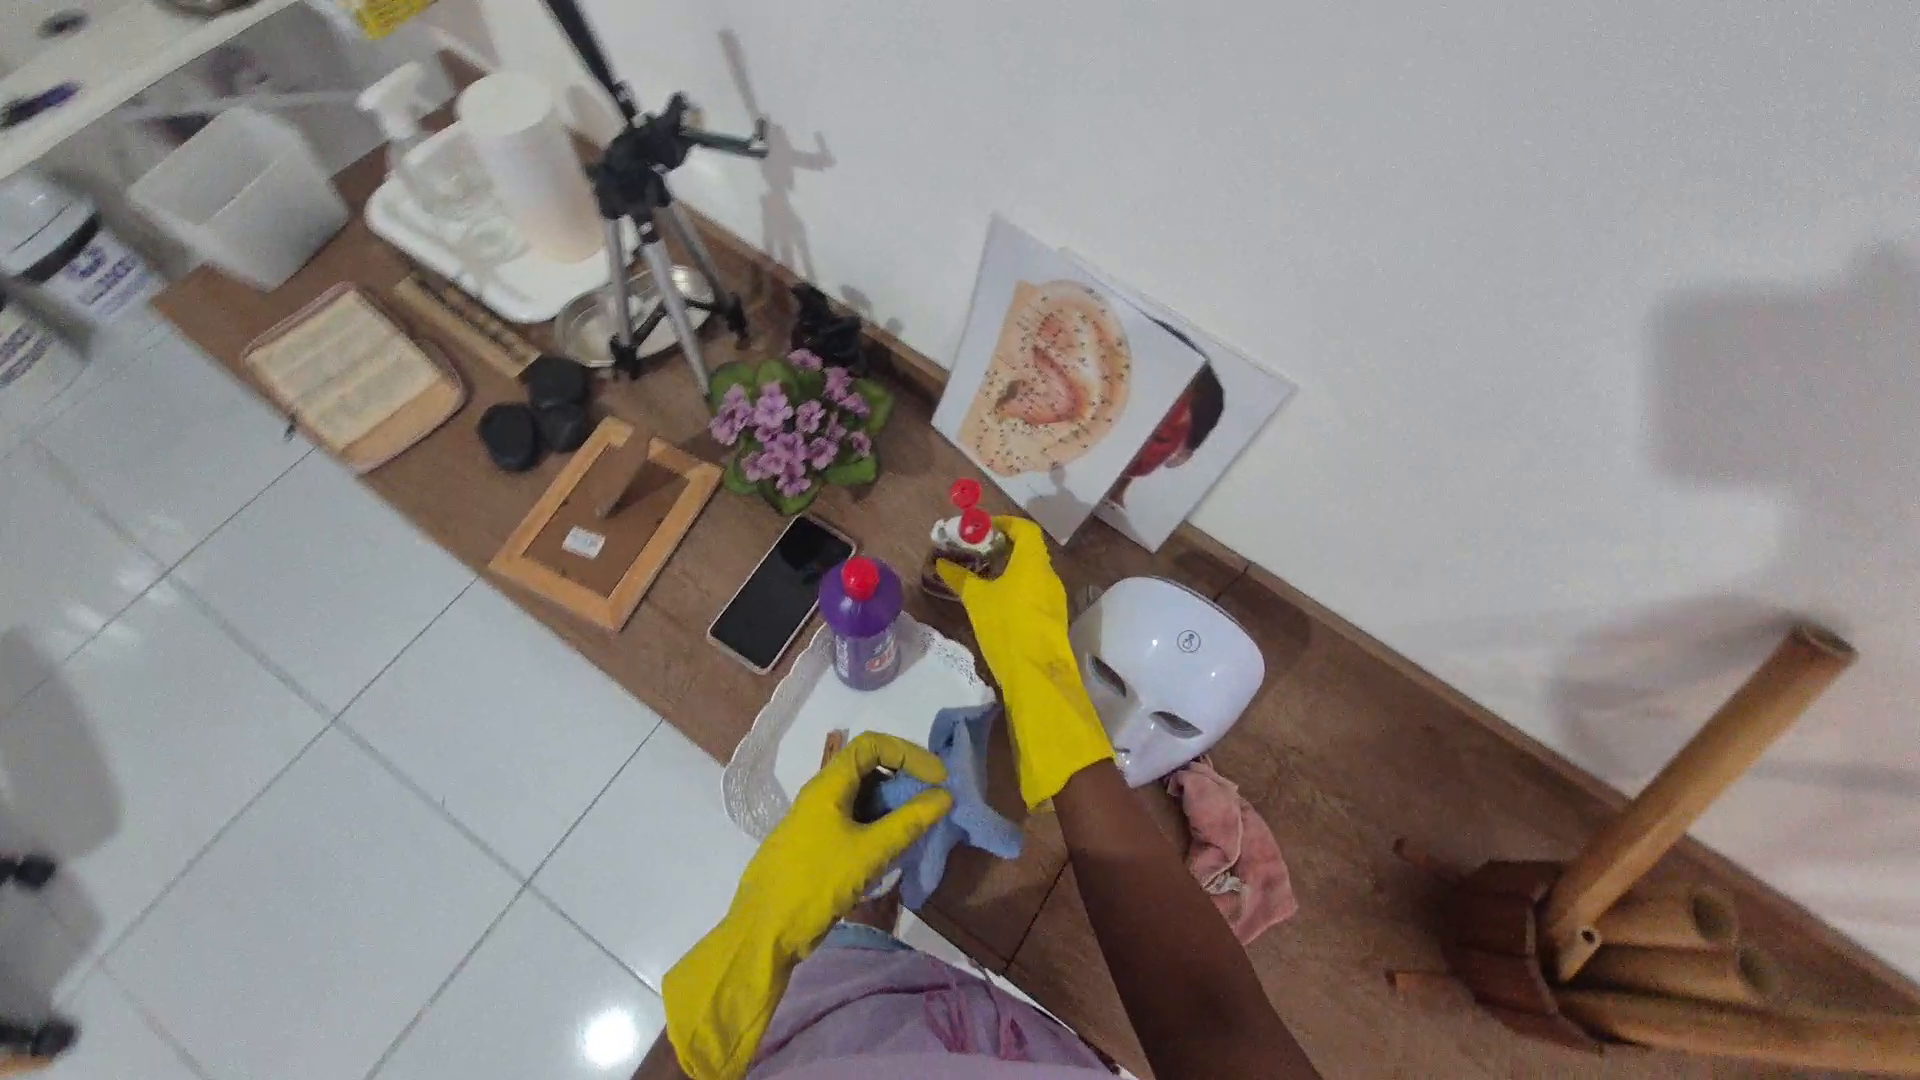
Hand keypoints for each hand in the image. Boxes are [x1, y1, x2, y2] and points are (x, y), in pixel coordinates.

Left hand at [663, 732, 951, 1079]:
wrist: (762, 934)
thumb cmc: (814, 885)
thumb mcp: (868, 853)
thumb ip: (909, 822)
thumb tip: (945, 796)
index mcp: (828, 784)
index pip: (872, 745)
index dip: (908, 753)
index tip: (937, 778)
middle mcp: (822, 794)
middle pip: (869, 768)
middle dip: (905, 779)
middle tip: (933, 801)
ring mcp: (818, 819)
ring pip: (863, 796)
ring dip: (894, 804)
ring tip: (919, 827)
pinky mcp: (818, 844)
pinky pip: (855, 821)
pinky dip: (880, 826)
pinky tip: (895, 849)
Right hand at [938, 516, 1113, 808]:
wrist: (1037, 674)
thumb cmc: (1006, 627)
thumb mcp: (977, 600)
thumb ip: (960, 578)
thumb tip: (941, 563)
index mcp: (1034, 563)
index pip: (1025, 529)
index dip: (1005, 524)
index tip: (984, 528)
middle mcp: (1049, 576)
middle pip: (1029, 551)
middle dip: (1004, 548)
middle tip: (978, 553)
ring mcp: (1054, 598)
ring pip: (1032, 573)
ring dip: (1010, 570)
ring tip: (983, 577)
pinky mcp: (1052, 618)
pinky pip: (1034, 592)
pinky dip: (1017, 588)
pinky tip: (997, 601)